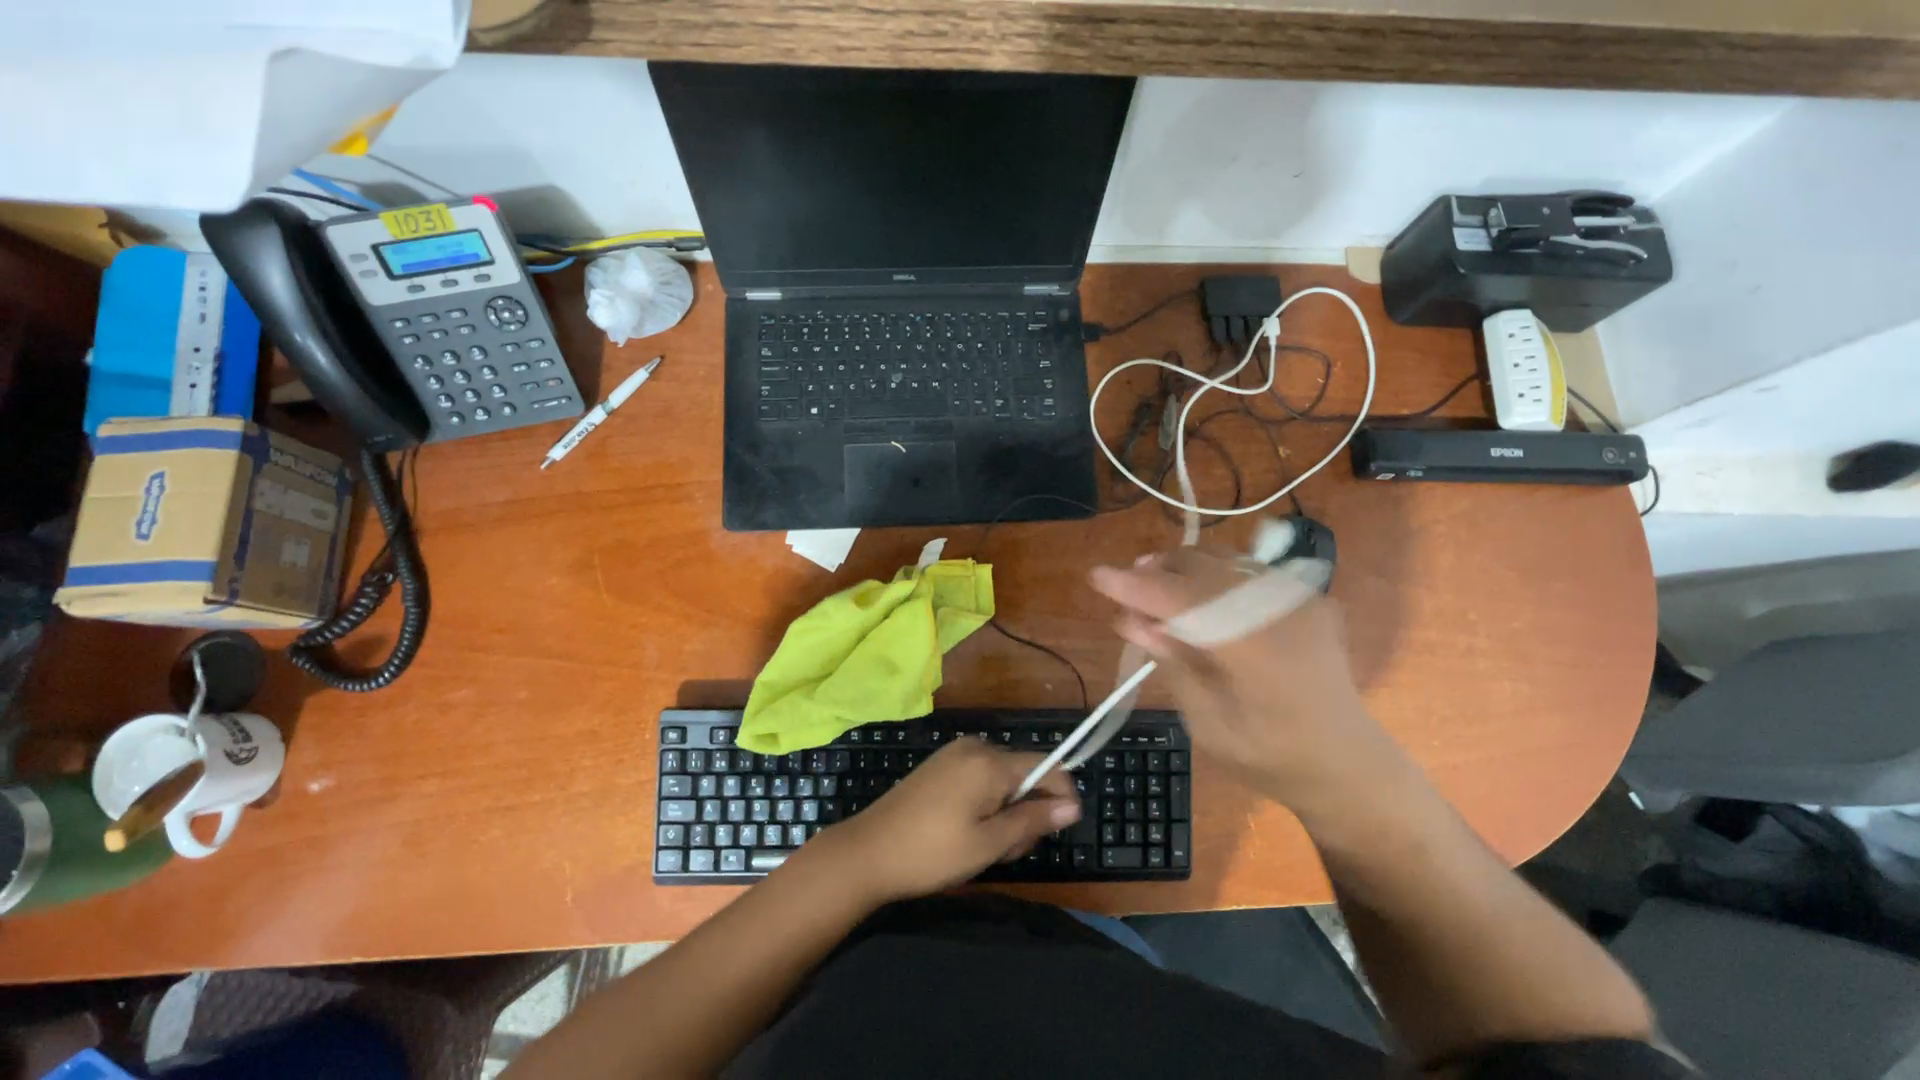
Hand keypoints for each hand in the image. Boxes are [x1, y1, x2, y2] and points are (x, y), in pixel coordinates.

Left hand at [806, 738, 1080, 904]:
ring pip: (1002, 781)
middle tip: (1004, 852)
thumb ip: (1033, 820)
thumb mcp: (990, 843)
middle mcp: (974, 748)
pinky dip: (984, 806)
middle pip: (1024, 774)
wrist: (867, 853)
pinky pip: (979, 780)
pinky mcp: (938, 767)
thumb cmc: (932, 852)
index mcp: (990, 762)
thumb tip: (1072, 806)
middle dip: (1026, 812)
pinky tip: (967, 835)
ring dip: (1005, 814)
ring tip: (982, 849)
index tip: (1060, 830)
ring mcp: (953, 755)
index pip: (1048, 766)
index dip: (1062, 796)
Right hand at [1089, 548, 1415, 821]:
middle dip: (1159, 569)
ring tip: (1154, 578)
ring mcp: (1302, 601)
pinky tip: (1199, 590)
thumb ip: (1173, 665)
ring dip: (1187, 567)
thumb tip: (1130, 620)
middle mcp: (1281, 612)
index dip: (1136, 586)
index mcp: (1255, 650)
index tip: (1097, 575)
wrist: (1347, 763)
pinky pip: (1252, 573)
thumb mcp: (1209, 724)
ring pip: (1229, 562)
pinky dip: (1217, 574)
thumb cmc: (1270, 758)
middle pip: (1207, 568)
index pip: (1183, 601)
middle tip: (1125, 581)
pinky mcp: (1311, 600)